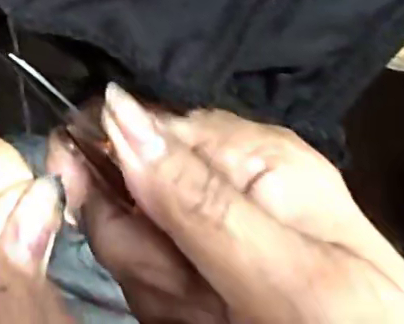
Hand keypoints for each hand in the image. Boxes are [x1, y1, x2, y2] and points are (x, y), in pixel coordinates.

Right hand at [48, 87, 403, 323]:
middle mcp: (229, 184)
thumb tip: (115, 102)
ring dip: (156, 288)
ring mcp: (215, 236)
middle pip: (131, 186)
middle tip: (196, 298)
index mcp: (254, 155)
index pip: (148, 126)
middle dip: (142, 246)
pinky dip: (166, 310)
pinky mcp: (205, 282)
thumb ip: (200, 195)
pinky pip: (149, 283)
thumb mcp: (292, 274)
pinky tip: (207, 322)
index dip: (113, 164)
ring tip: (214, 316)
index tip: (111, 217)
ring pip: (132, 241)